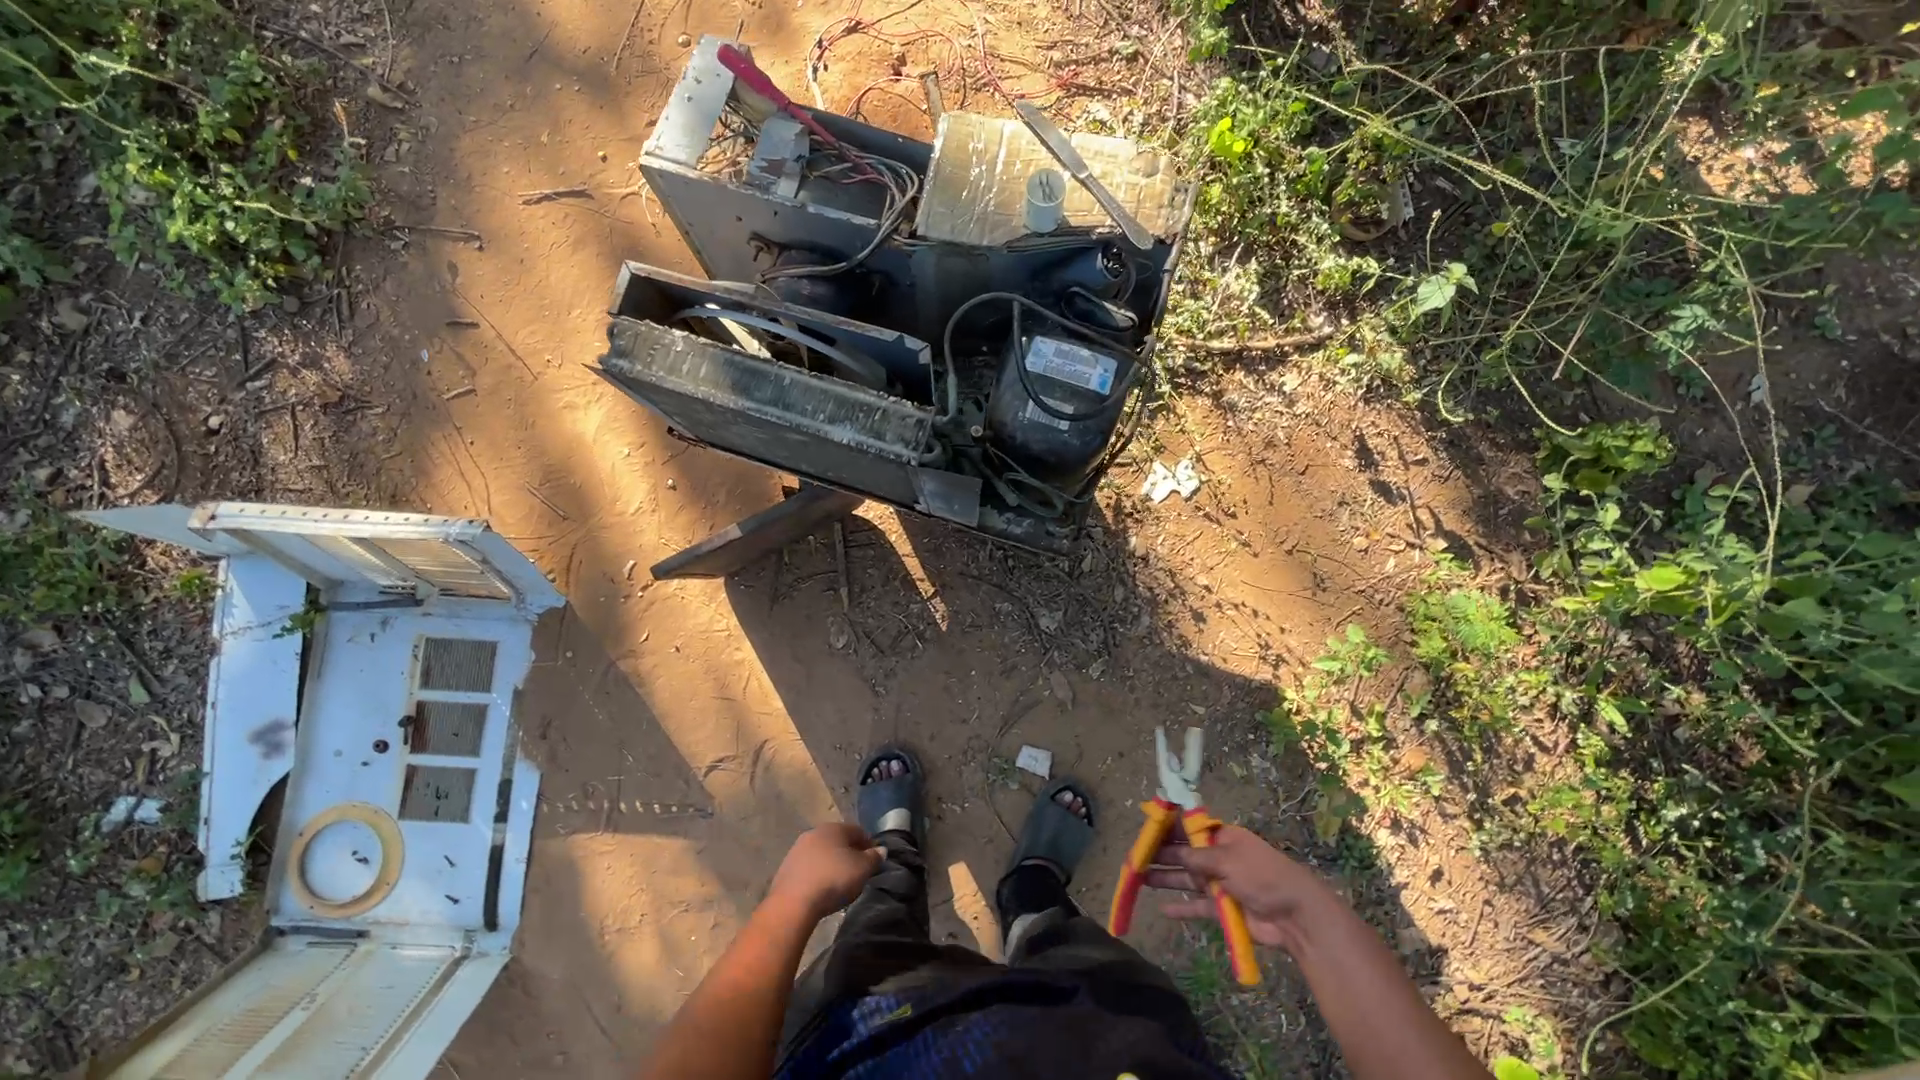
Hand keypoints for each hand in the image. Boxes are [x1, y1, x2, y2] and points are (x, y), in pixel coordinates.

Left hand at [766, 823, 884, 922]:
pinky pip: (809, 866)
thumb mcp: (862, 869)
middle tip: (858, 871)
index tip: (874, 861)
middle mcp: (814, 832)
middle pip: (838, 840)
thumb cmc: (834, 880)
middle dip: (849, 853)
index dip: (869, 844)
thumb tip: (880, 850)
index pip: (858, 831)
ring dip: (832, 863)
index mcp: (834, 828)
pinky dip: (818, 873)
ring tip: (839, 882)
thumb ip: (874, 857)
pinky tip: (821, 888)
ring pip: (822, 853)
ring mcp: (797, 849)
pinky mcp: (786, 867)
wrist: (794, 903)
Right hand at [1146, 825, 1340, 951]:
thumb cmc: (1262, 876)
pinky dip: (1181, 908)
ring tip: (1138, 878)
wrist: (1295, 916)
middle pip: (1184, 854)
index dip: (1169, 828)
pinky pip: (1196, 907)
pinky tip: (1162, 909)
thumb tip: (1173, 853)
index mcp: (1223, 838)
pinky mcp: (1222, 909)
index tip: (1146, 828)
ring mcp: (1220, 884)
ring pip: (1186, 879)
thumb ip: (1196, 858)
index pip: (1190, 828)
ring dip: (1165, 878)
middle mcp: (1219, 858)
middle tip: (1134, 857)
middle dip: (1160, 855)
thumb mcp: (1227, 859)